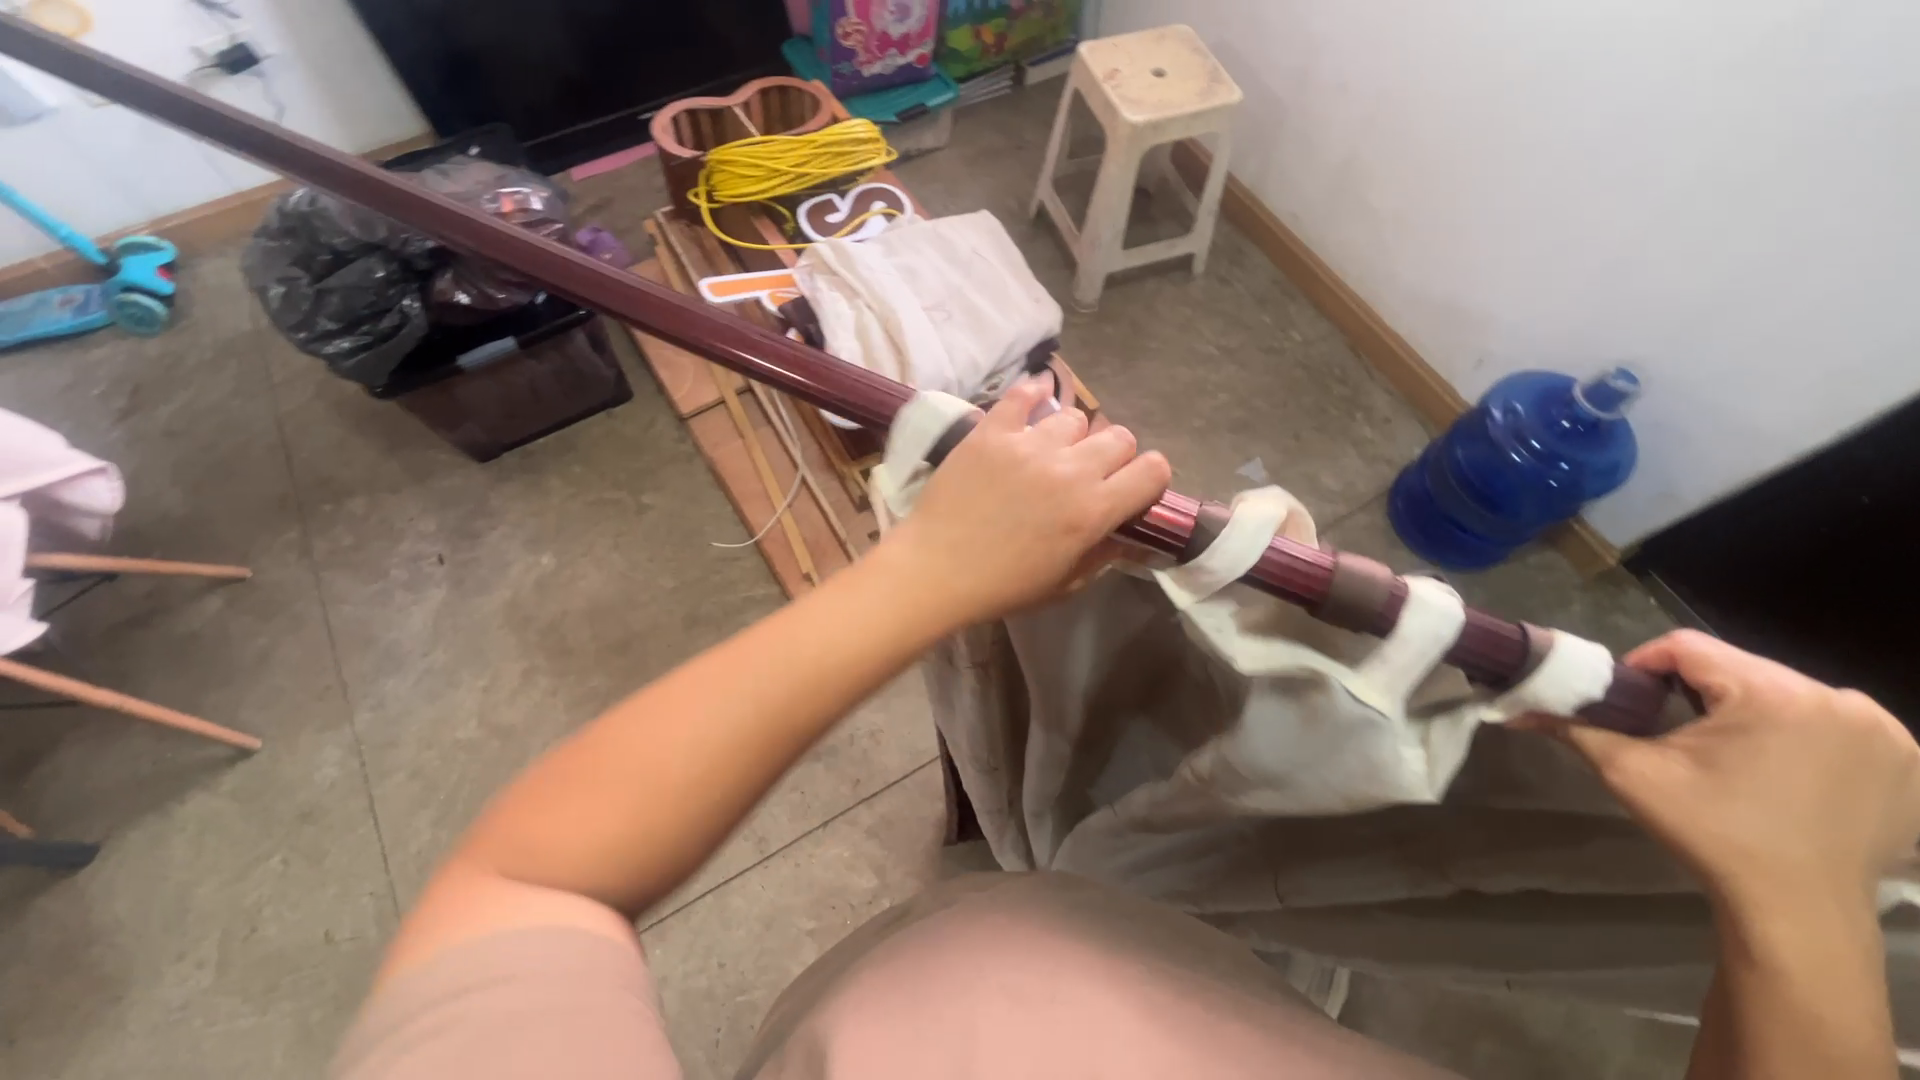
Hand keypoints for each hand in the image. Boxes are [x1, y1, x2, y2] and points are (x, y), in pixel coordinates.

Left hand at [884, 377, 1170, 627]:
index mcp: (1093, 510)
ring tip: (1051, 452)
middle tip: (1090, 474)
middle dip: (1114, 456)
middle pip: (1119, 437)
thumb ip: (1104, 554)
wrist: (935, 570)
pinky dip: (1035, 393)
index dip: (1150, 477)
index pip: (1152, 470)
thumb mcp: (1065, 584)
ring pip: (1075, 417)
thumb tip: (1128, 535)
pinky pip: (1024, 394)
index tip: (1133, 487)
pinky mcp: (992, 431)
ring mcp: (1029, 445)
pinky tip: (1036, 399)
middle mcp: (1070, 470)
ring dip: (1071, 435)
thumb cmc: (1002, 587)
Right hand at [1539, 630, 1919, 917]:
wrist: (1798, 909)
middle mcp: (1838, 699)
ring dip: (1752, 712)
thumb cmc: (1710, 833)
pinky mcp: (1908, 761)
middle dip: (1701, 692)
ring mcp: (1883, 731)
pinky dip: (1805, 737)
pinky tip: (1787, 772)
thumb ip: (1575, 729)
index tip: (1630, 700)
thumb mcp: (1630, 773)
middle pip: (1742, 669)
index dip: (1646, 664)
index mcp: (1772, 694)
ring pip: (1789, 694)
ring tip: (1729, 753)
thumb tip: (1517, 710)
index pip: (1689, 646)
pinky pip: (1837, 725)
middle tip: (1673, 730)